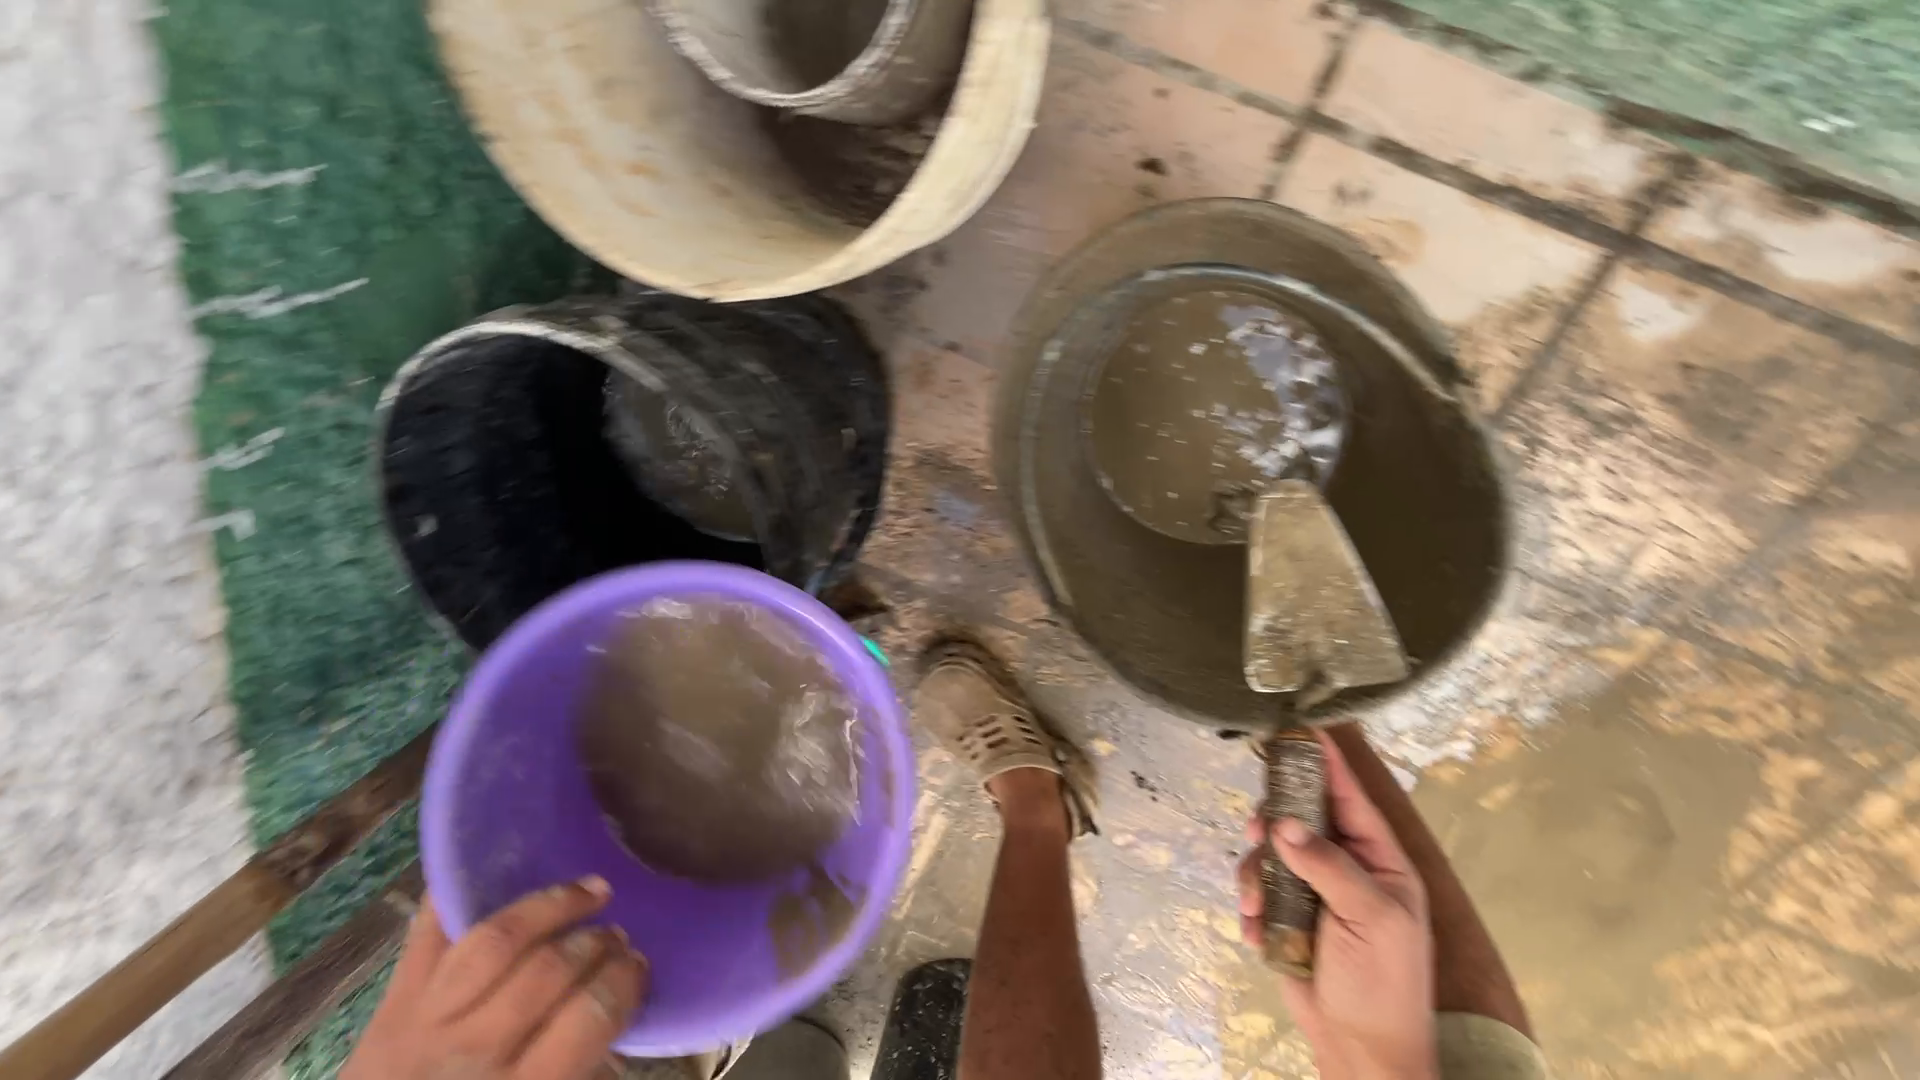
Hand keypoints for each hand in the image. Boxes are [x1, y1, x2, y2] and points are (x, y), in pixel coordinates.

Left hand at [343, 877, 648, 1079]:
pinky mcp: (393, 997)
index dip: (624, 981)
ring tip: (588, 890)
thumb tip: (624, 1007)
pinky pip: (429, 929)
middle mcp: (472, 1051)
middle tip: (617, 934)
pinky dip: (461, 891)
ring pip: (495, 940)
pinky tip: (501, 868)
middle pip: (547, 969)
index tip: (639, 964)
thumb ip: (582, 1063)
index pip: (589, 1015)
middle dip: (596, 942)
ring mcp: (425, 1019)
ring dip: (552, 905)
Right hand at [1238, 730, 1436, 1079]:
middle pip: (1300, 817)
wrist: (1359, 1050)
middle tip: (1257, 831)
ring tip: (1253, 903)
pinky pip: (1256, 887)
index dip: (1328, 763)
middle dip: (1274, 822)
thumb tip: (1284, 824)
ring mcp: (1313, 891)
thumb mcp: (1369, 919)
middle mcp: (1345, 867)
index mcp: (1380, 862)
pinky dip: (1249, 904)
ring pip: (1270, 851)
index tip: (1302, 730)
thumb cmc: (1381, 984)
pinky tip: (1255, 931)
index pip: (1352, 798)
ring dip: (1255, 873)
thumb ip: (1329, 866)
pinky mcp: (1285, 914)